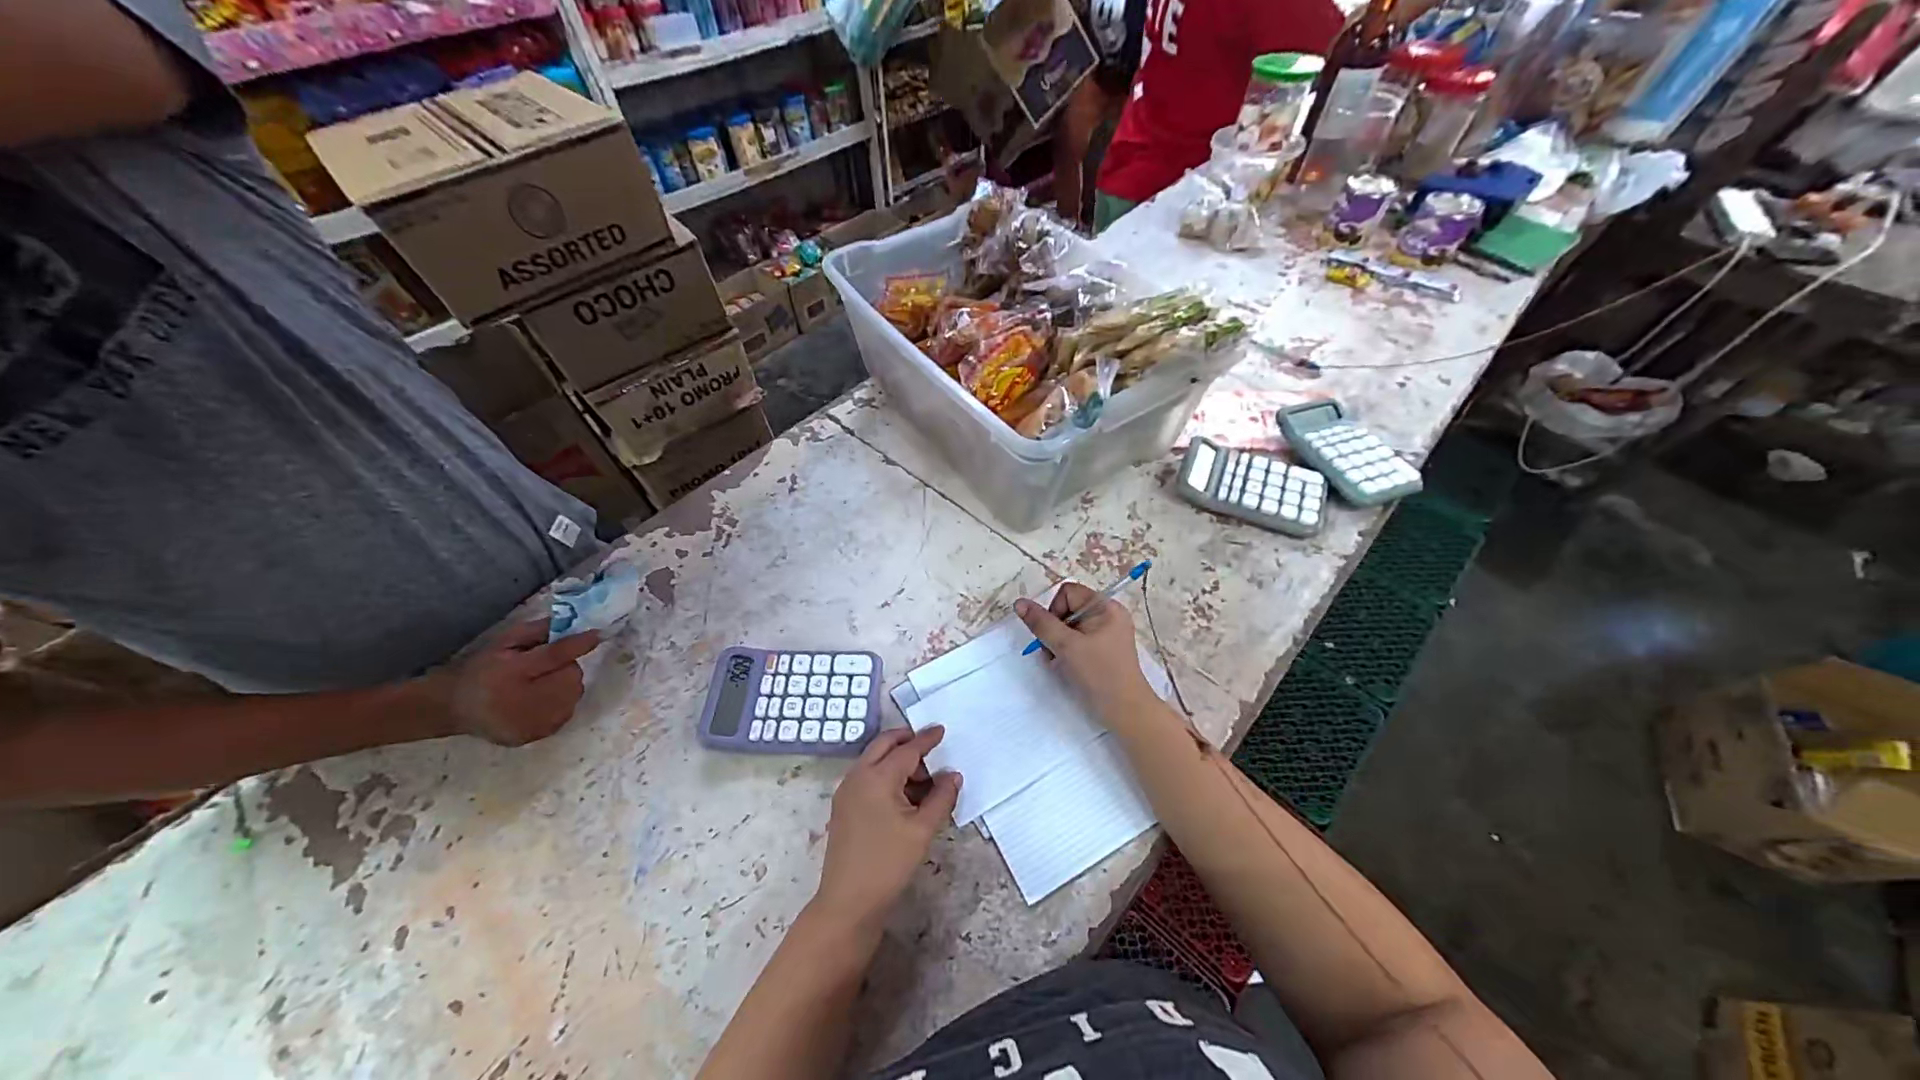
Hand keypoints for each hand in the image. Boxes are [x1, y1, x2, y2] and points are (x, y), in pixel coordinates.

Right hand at [427, 620, 602, 746]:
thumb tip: (570, 622)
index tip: (596, 635)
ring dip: (565, 686)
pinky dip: (560, 703)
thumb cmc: (482, 669)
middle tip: (544, 668)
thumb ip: (536, 631)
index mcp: (513, 671)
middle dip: (566, 668)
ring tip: (540, 685)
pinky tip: (538, 701)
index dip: (578, 645)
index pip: (554, 655)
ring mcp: (533, 722)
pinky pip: (566, 712)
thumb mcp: (503, 642)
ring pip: (573, 695)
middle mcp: (525, 700)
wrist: (455, 707)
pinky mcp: (538, 735)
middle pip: (571, 677)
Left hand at [815, 726, 961, 928]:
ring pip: (873, 760)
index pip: (907, 750)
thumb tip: (952, 776)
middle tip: (930, 748)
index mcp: (877, 777)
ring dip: (896, 759)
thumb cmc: (888, 863)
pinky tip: (903, 795)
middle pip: (884, 745)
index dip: (926, 739)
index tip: (941, 730)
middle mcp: (857, 776)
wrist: (848, 901)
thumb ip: (941, 798)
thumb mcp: (922, 830)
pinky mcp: (843, 806)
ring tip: (922, 779)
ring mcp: (846, 791)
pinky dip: (885, 774)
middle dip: (907, 742)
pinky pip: (866, 776)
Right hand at [1015, 584, 1156, 719]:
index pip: (1068, 593)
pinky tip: (1068, 667)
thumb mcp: (1066, 646)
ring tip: (1060, 663)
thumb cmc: (1098, 674)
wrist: (1125, 711)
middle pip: (1068, 609)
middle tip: (1054, 652)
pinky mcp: (1105, 650)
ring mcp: (1108, 633)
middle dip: (1055, 630)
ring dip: (1058, 643)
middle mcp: (1109, 615)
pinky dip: (1068, 651)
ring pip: (1070, 627)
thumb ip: (1041, 623)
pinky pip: (1079, 640)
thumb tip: (1019, 603)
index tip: (1053, 635)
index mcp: (1105, 606)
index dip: (1054, 610)